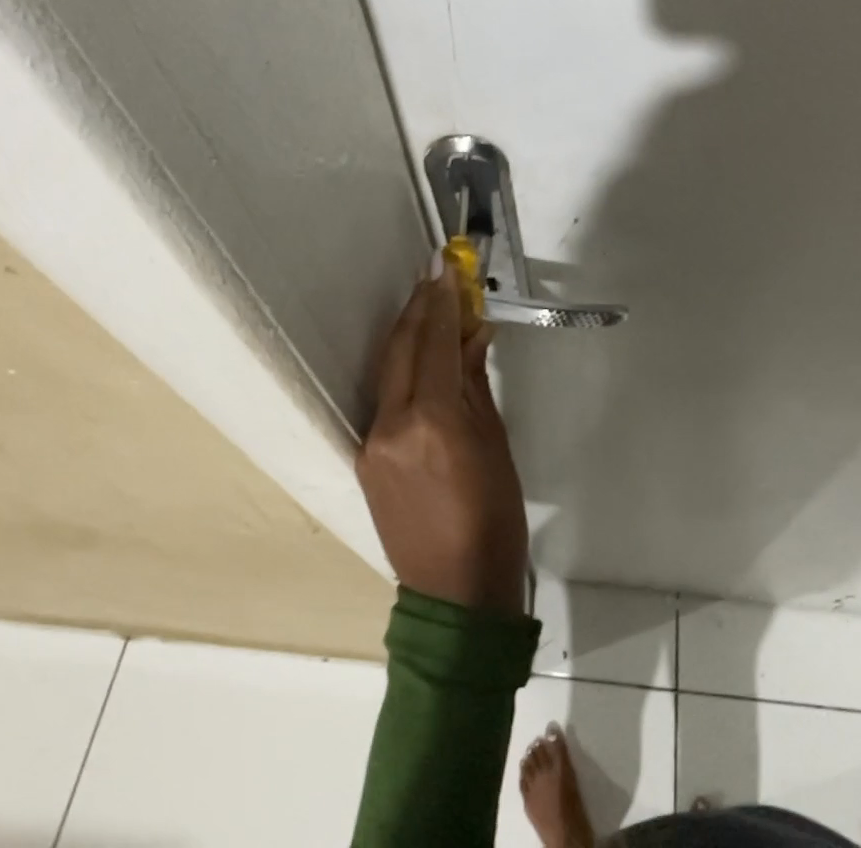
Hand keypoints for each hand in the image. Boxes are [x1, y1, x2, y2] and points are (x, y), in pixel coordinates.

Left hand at [356, 265, 527, 613]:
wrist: (456, 593)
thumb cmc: (495, 522)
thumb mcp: (497, 447)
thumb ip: (476, 386)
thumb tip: (473, 337)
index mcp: (433, 422)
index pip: (435, 344)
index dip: (442, 302)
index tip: (447, 268)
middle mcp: (392, 425)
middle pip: (401, 350)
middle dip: (418, 310)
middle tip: (436, 279)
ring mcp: (371, 443)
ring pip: (388, 374)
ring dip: (408, 339)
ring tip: (429, 312)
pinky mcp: (364, 460)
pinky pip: (384, 404)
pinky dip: (403, 376)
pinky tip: (421, 366)